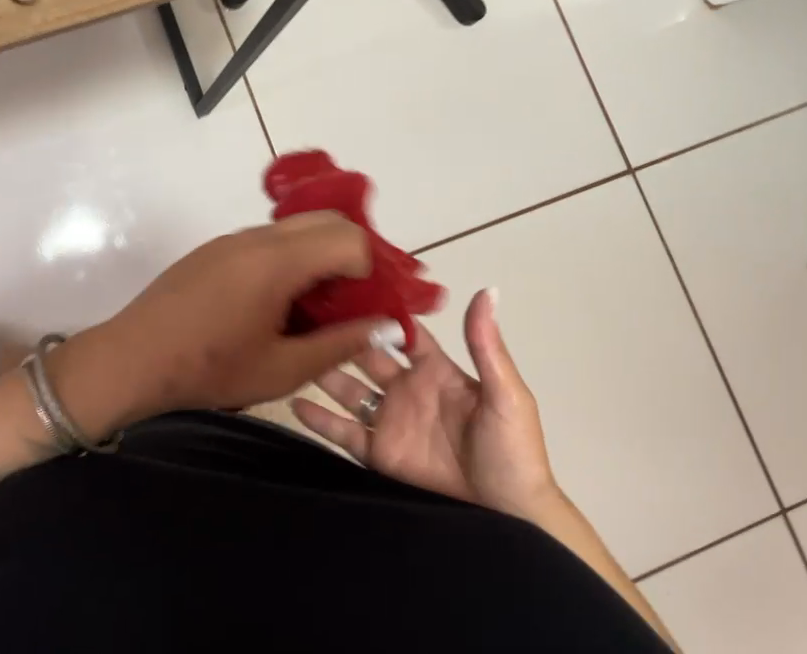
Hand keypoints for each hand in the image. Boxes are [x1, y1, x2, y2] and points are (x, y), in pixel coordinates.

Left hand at [58, 213, 400, 431]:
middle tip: (359, 302)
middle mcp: (255, 237)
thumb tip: (387, 323)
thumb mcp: (282, 368)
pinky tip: (283, 306)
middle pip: (325, 222)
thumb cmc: (209, 369)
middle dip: (354, 256)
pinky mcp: (214, 250)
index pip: (349, 237)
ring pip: (295, 231)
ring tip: (323, 309)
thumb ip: (340, 343)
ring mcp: (231, 240)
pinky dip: (291, 262)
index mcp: (276, 260)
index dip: (375, 269)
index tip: (380, 304)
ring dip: (320, 259)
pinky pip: (267, 242)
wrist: (131, 358)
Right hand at [290, 289, 558, 519]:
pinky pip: (343, 432)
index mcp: (436, 371)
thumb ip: (487, 345)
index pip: (402, 334)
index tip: (348, 290)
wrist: (510, 518)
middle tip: (307, 314)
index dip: (379, 314)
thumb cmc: (514, 451)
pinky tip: (292, 403)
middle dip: (341, 336)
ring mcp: (390, 422)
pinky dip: (318, 419)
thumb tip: (487, 289)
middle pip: (366, 356)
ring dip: (324, 371)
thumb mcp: (506, 394)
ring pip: (348, 389)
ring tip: (292, 350)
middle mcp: (407, 389)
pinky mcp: (379, 454)